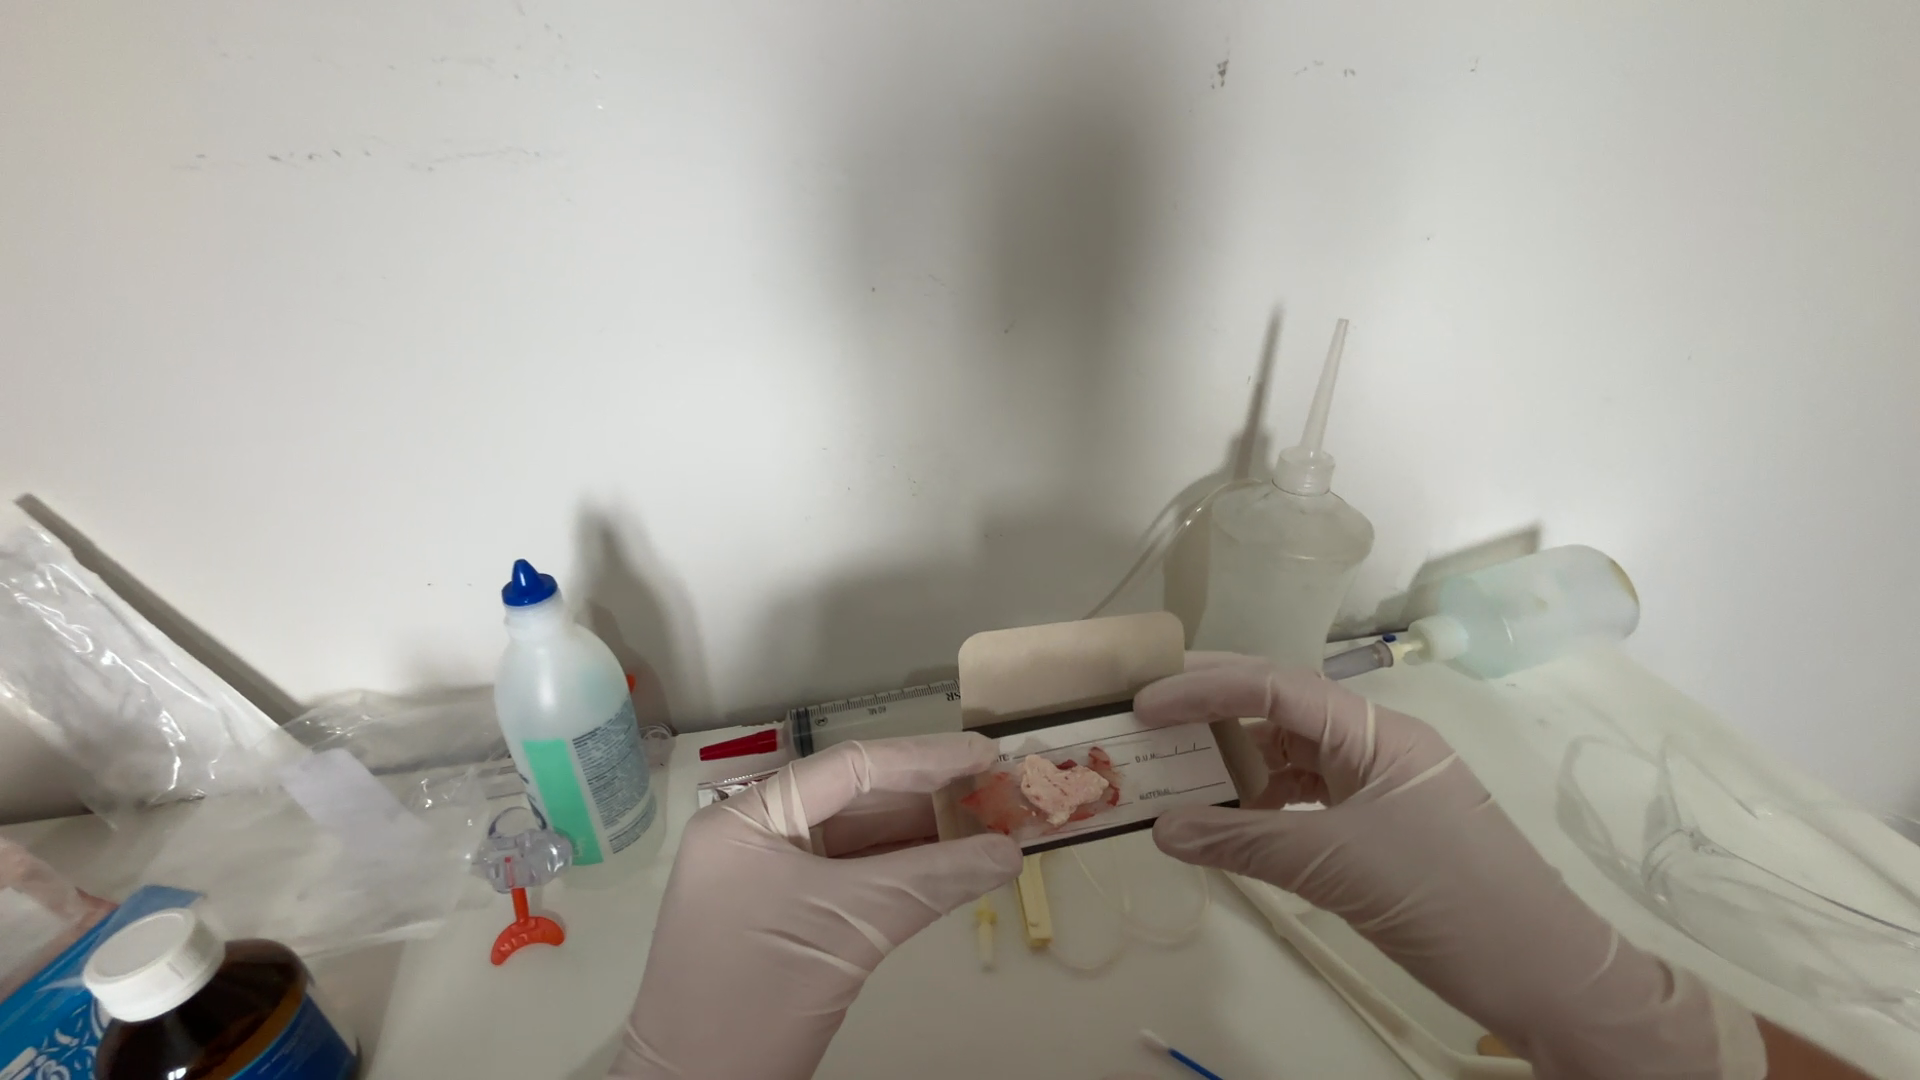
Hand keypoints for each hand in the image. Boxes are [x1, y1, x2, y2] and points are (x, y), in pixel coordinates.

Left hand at [609, 734, 1022, 1079]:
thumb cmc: (758, 999)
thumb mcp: (848, 928)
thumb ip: (931, 880)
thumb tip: (1010, 852)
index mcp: (748, 817)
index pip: (849, 769)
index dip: (924, 757)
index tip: (985, 752)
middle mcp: (756, 832)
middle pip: (854, 798)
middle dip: (927, 795)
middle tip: (992, 783)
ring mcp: (768, 874)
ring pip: (856, 838)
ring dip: (921, 833)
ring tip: (984, 821)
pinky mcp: (787, 912)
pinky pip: (850, 875)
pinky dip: (901, 870)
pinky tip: (950, 863)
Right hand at [1139, 654, 1763, 1079]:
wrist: (1551, 979)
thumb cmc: (1445, 901)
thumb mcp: (1332, 868)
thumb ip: (1238, 842)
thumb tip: (1160, 831)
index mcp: (1373, 731)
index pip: (1273, 686)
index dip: (1203, 689)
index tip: (1146, 706)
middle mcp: (1375, 740)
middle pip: (1281, 703)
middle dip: (1213, 703)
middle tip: (1152, 710)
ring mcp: (1381, 777)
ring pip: (1293, 747)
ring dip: (1238, 754)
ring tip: (1183, 764)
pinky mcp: (1382, 814)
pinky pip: (1309, 787)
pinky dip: (1265, 795)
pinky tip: (1235, 811)